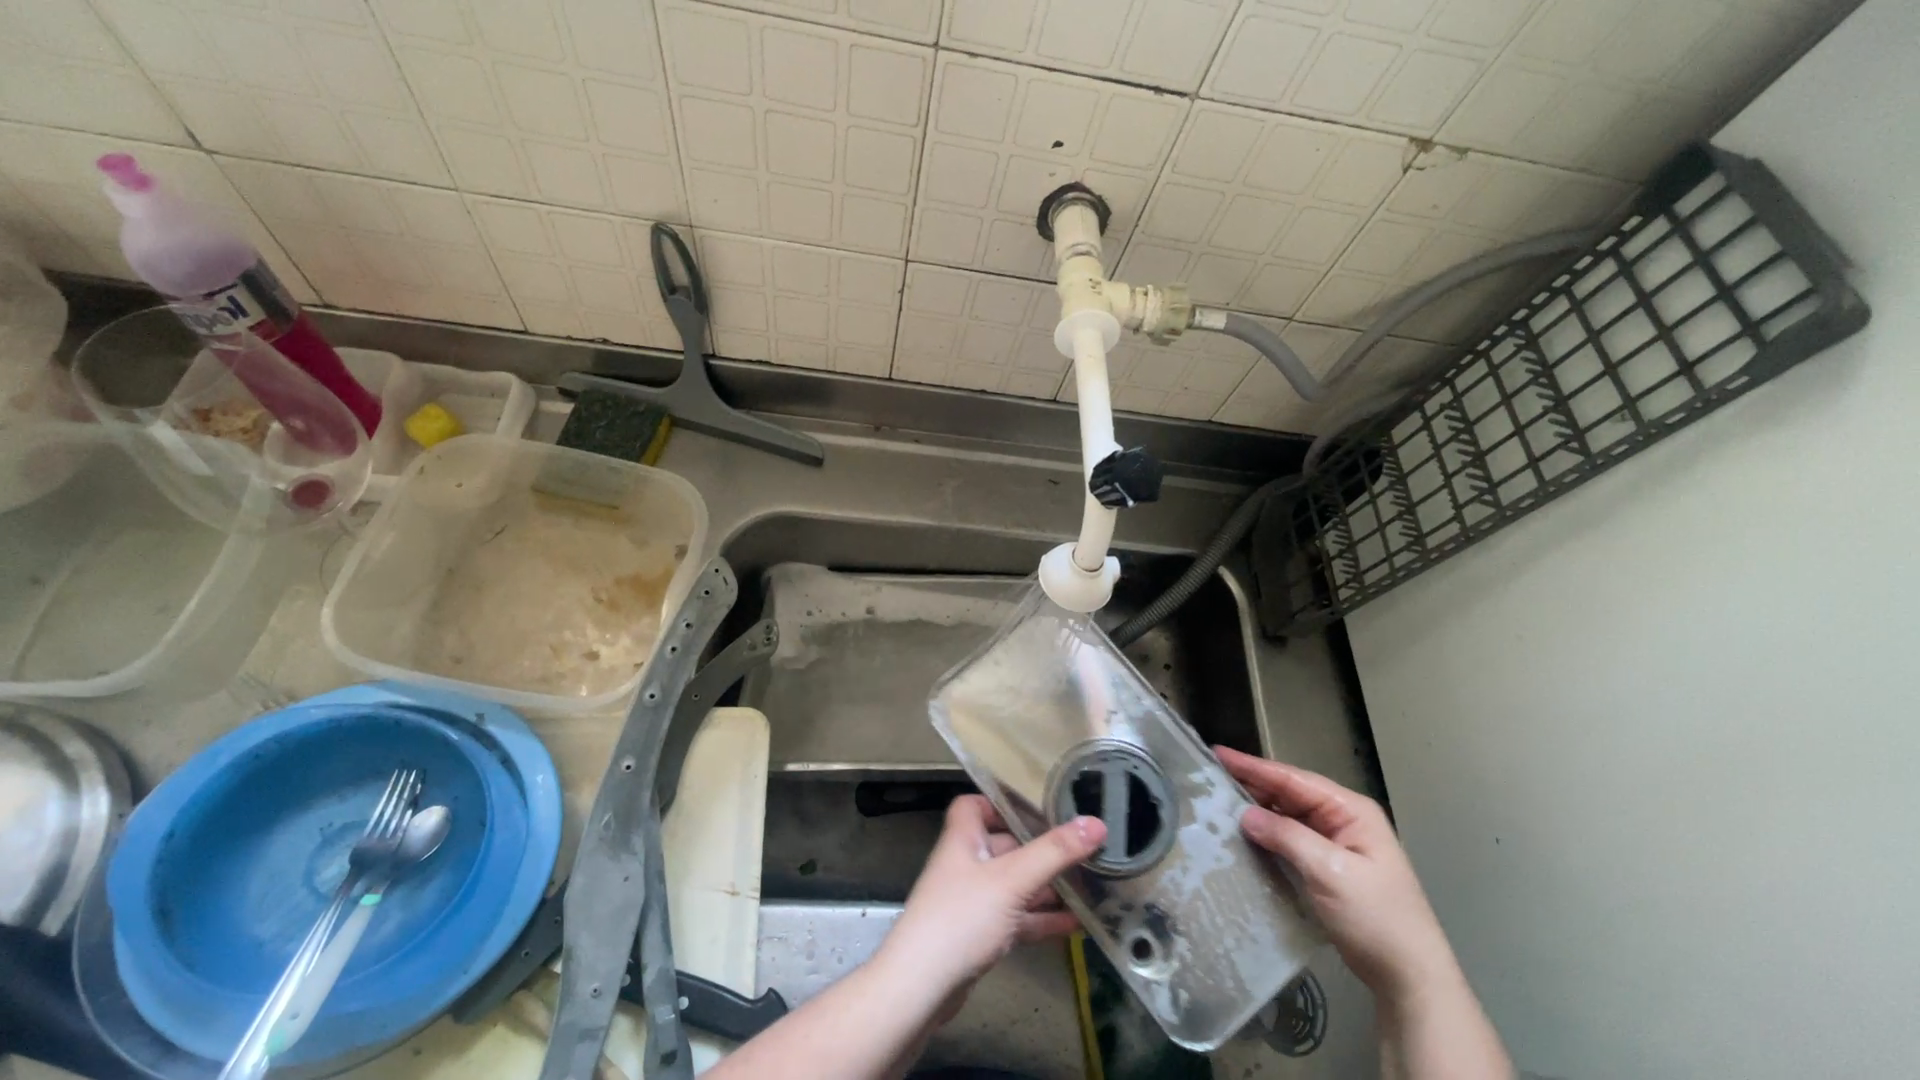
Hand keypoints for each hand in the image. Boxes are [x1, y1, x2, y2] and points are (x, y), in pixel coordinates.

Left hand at [879, 795, 1105, 1000]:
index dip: (1000, 802)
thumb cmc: (961, 919)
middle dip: (1041, 849)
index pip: (973, 806)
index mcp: (962, 841)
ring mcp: (972, 904)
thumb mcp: (1012, 880)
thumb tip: (1096, 823)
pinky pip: (1017, 920)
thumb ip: (1054, 852)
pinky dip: (1043, 920)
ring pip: (1014, 886)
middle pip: (1004, 846)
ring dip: (1047, 887)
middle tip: (1082, 849)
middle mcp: (965, 867)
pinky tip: (1077, 925)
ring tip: (1089, 886)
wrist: (920, 988)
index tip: (1037, 807)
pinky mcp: (979, 937)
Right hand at [1217, 746, 1458, 1004]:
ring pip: (1287, 816)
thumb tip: (1245, 815)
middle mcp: (1342, 820)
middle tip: (1209, 778)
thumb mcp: (1330, 872)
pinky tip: (1242, 835)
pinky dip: (1266, 835)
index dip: (1254, 766)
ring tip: (1217, 801)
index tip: (1218, 753)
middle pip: (1289, 794)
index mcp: (1350, 811)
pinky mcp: (1326, 868)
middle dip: (1252, 784)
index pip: (1294, 779)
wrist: (1408, 973)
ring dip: (1256, 810)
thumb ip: (1287, 837)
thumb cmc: (1376, 917)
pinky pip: (1289, 840)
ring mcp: (1335, 844)